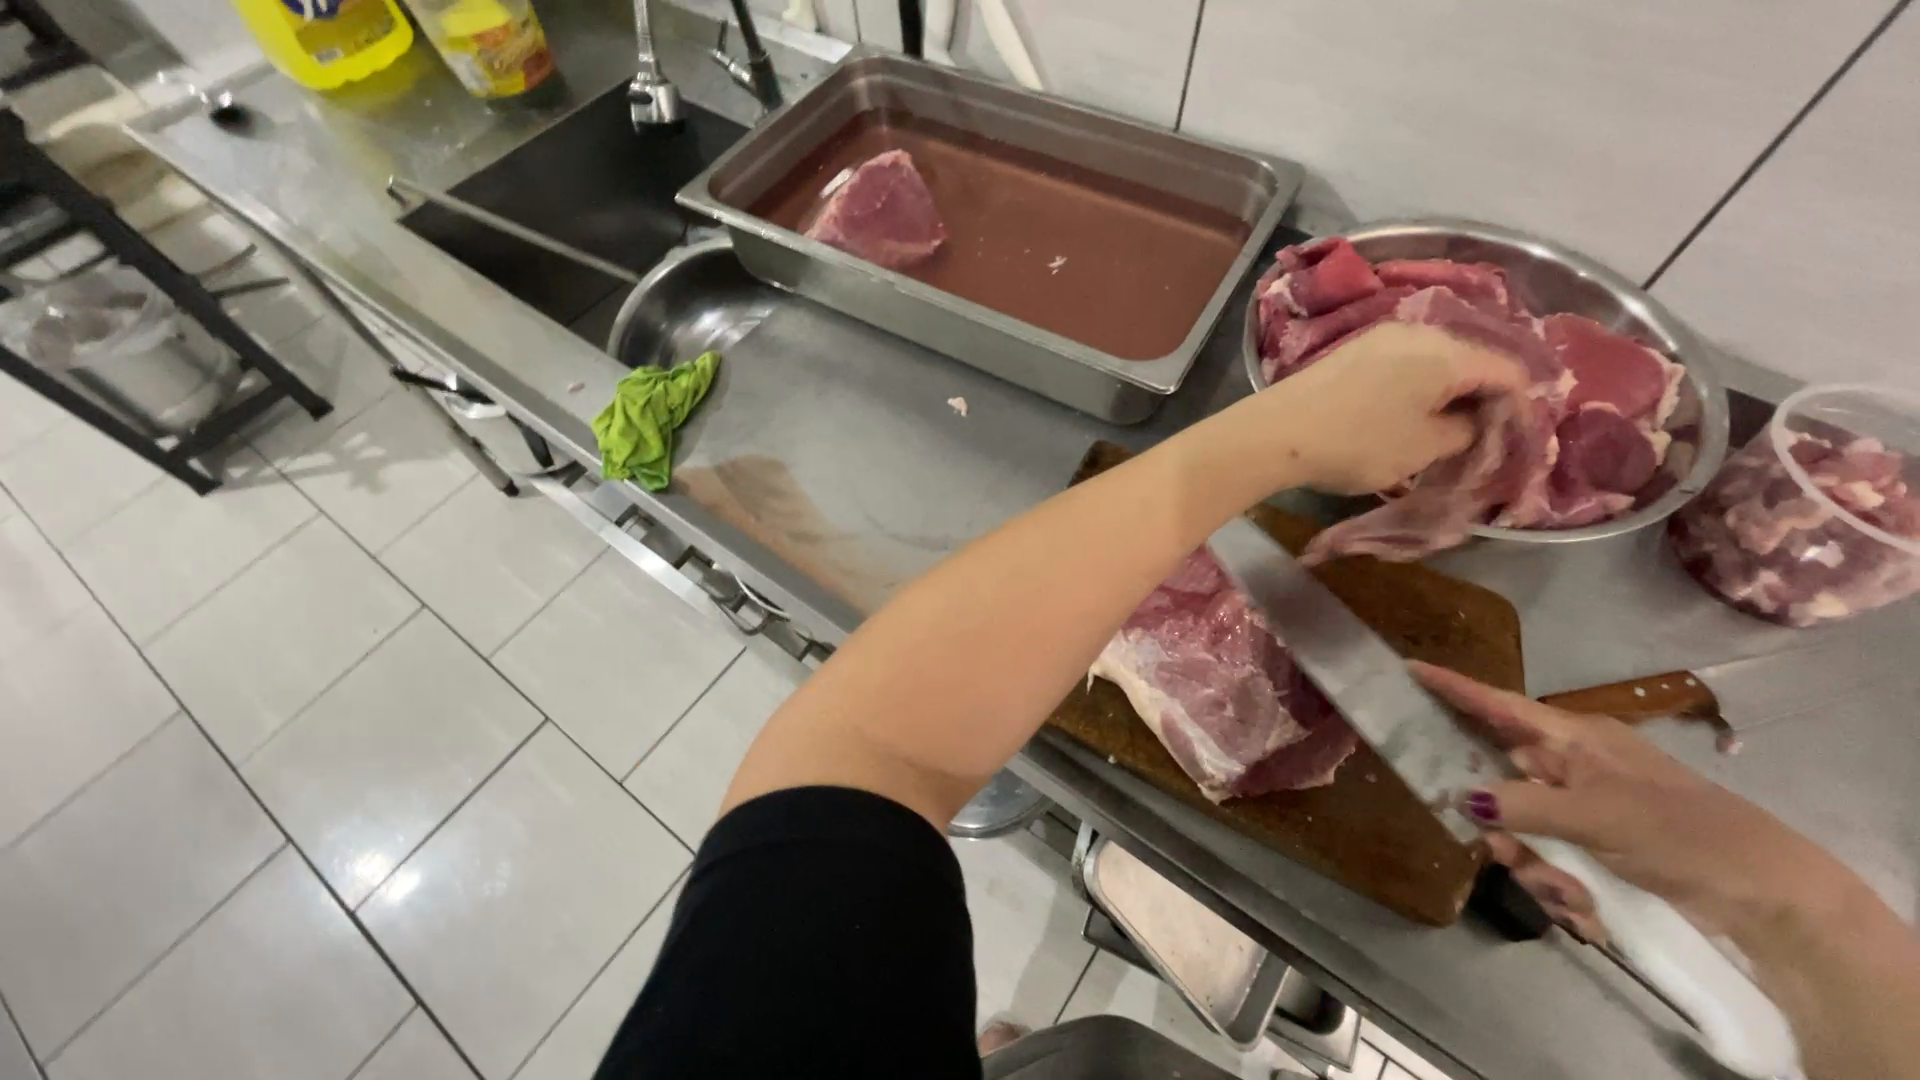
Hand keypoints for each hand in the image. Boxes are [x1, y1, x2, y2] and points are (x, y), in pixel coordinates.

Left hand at [1259, 323, 1526, 494]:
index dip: (1519, 405)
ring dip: (1444, 393)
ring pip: (1434, 362)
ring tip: (1441, 430)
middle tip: (1479, 436)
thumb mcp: (1423, 447)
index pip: (1508, 371)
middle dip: (1480, 397)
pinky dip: (1413, 388)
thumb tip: (1477, 420)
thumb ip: (1465, 431)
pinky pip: (1401, 365)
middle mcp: (1418, 331)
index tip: (1513, 438)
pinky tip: (1404, 415)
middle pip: (1470, 360)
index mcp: (1447, 350)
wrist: (1274, 433)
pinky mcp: (1351, 351)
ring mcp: (1380, 337)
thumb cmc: (1357, 442)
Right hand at [1410, 661, 1837, 943]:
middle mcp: (1570, 770)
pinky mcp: (1594, 850)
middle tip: (1503, 850)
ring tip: (1571, 895)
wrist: (1766, 897)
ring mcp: (1582, 812)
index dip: (1454, 688)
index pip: (1498, 706)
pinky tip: (1586, 909)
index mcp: (1574, 740)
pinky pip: (1545, 861)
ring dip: (1535, 866)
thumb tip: (1464, 798)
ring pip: (1518, 830)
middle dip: (1500, 824)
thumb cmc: (1680, 831)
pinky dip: (1558, 886)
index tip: (1408, 669)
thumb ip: (1523, 805)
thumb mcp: (1596, 814)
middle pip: (1499, 782)